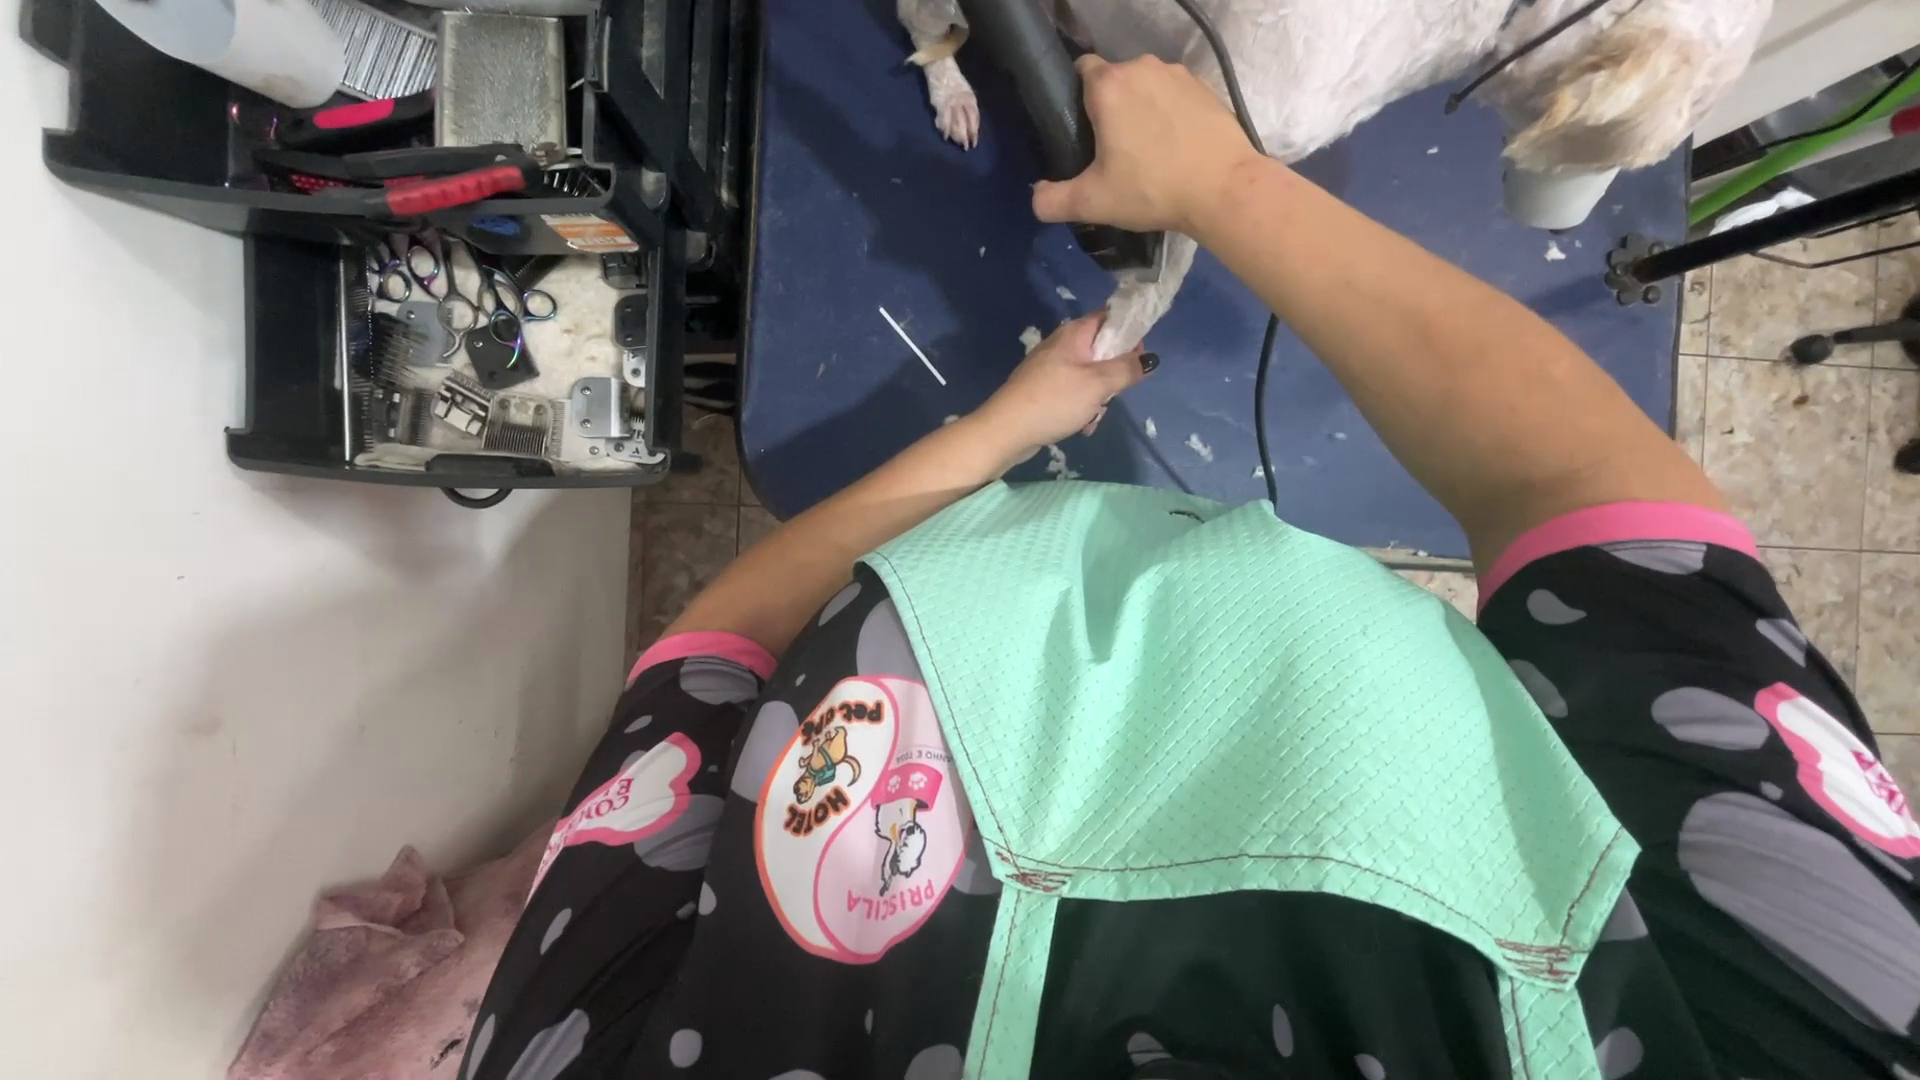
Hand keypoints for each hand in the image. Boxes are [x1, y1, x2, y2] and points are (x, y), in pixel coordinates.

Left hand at [970, 314, 1156, 466]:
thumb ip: (1127, 369)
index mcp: (1074, 333)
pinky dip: (1081, 409)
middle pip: (1102, 351)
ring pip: (1090, 377)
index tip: (1139, 359)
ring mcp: (1051, 369)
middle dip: (1114, 376)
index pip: (1111, 318)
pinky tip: (1080, 426)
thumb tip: (1149, 358)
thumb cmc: (1055, 401)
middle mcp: (1062, 345)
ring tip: (1092, 417)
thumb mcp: (1098, 384)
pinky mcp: (1044, 390)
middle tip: (1112, 394)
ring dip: (1098, 399)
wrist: (1006, 430)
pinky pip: (1073, 394)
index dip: (1130, 334)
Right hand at [1031, 55, 1263, 235]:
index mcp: (1108, 86)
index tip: (1080, 133)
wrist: (1222, 189)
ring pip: (1144, 87)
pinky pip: (1173, 96)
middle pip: (1113, 80)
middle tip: (1111, 153)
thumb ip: (1053, 201)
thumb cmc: (1151, 190)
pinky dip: (1168, 115)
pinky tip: (1172, 148)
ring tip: (1144, 152)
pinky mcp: (1205, 87)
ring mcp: (1177, 73)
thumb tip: (1036, 198)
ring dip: (1139, 111)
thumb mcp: (1092, 203)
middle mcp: (1142, 67)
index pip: (1080, 70)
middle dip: (1108, 109)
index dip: (1074, 100)